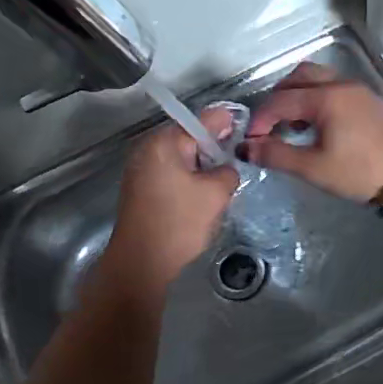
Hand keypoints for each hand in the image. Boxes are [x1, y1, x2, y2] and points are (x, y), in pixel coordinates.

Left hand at [99, 107, 239, 293]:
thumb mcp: (215, 195)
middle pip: (188, 137)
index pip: (201, 120)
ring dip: (200, 168)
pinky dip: (186, 180)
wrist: (140, 263)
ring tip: (218, 186)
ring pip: (180, 158)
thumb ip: (227, 171)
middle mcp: (147, 149)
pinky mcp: (139, 188)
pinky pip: (169, 173)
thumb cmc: (178, 224)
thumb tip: (224, 168)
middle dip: (212, 150)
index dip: (226, 124)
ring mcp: (140, 169)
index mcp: (164, 142)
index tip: (243, 133)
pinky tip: (198, 198)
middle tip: (232, 167)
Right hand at [240, 63, 382, 200]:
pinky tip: (315, 126)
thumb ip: (276, 154)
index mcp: (325, 98)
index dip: (260, 120)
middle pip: (298, 78)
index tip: (250, 141)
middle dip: (277, 99)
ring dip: (297, 96)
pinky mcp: (369, 101)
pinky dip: (315, 99)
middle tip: (268, 126)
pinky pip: (333, 89)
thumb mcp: (313, 167)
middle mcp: (340, 85)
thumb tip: (246, 148)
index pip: (280, 100)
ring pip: (317, 80)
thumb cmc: (360, 172)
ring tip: (290, 126)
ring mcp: (357, 90)